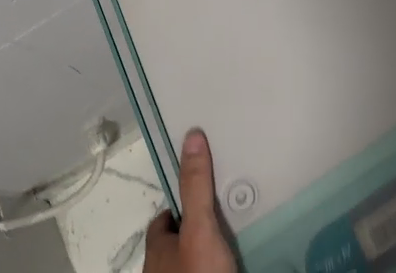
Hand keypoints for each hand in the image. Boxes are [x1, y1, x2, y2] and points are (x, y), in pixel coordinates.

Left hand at [143, 130, 236, 272]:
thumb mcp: (199, 228)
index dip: (181, 204)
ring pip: (192, 259)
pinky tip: (239, 261)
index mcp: (156, 251)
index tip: (203, 192)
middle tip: (225, 212)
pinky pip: (209, 270)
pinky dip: (220, 264)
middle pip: (177, 241)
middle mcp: (161, 271)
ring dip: (209, 248)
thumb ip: (196, 187)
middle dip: (197, 226)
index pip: (164, 220)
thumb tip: (192, 135)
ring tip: (236, 235)